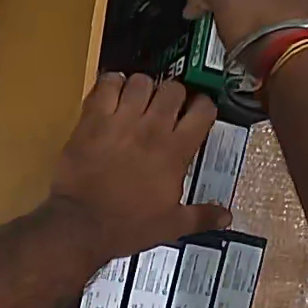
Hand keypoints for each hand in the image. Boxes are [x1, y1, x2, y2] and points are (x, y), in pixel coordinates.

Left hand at [47, 74, 232, 262]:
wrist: (81, 225)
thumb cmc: (126, 226)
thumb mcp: (170, 226)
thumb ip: (201, 216)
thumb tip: (226, 216)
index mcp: (175, 152)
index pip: (203, 110)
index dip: (202, 107)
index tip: (196, 113)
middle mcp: (151, 129)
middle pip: (173, 89)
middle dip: (172, 95)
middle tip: (164, 108)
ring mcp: (121, 121)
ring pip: (141, 81)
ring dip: (142, 87)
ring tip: (137, 101)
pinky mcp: (92, 120)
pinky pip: (106, 84)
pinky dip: (111, 84)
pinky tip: (111, 96)